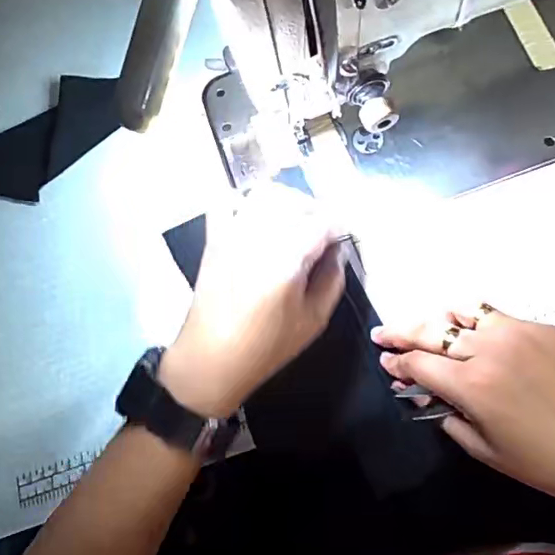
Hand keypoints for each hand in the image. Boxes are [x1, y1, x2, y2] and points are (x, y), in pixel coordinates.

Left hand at [160, 185, 345, 418]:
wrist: (210, 360)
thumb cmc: (266, 347)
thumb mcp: (314, 320)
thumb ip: (332, 278)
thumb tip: (337, 250)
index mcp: (287, 260)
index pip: (323, 222)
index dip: (339, 227)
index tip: (344, 238)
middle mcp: (259, 238)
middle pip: (295, 201)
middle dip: (316, 211)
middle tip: (324, 231)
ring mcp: (232, 234)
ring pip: (265, 194)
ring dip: (287, 201)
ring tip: (296, 221)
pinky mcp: (215, 238)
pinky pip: (228, 202)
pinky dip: (246, 201)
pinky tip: (260, 218)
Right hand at [374, 307, 554, 535]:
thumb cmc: (549, 465)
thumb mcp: (488, 450)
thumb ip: (451, 416)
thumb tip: (432, 394)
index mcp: (473, 384)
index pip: (420, 363)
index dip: (398, 362)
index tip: (385, 361)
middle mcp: (491, 348)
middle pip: (434, 330)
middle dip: (404, 331)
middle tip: (385, 332)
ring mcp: (519, 331)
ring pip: (466, 313)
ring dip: (442, 320)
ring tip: (429, 327)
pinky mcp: (543, 327)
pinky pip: (499, 317)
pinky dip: (478, 322)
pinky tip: (474, 333)